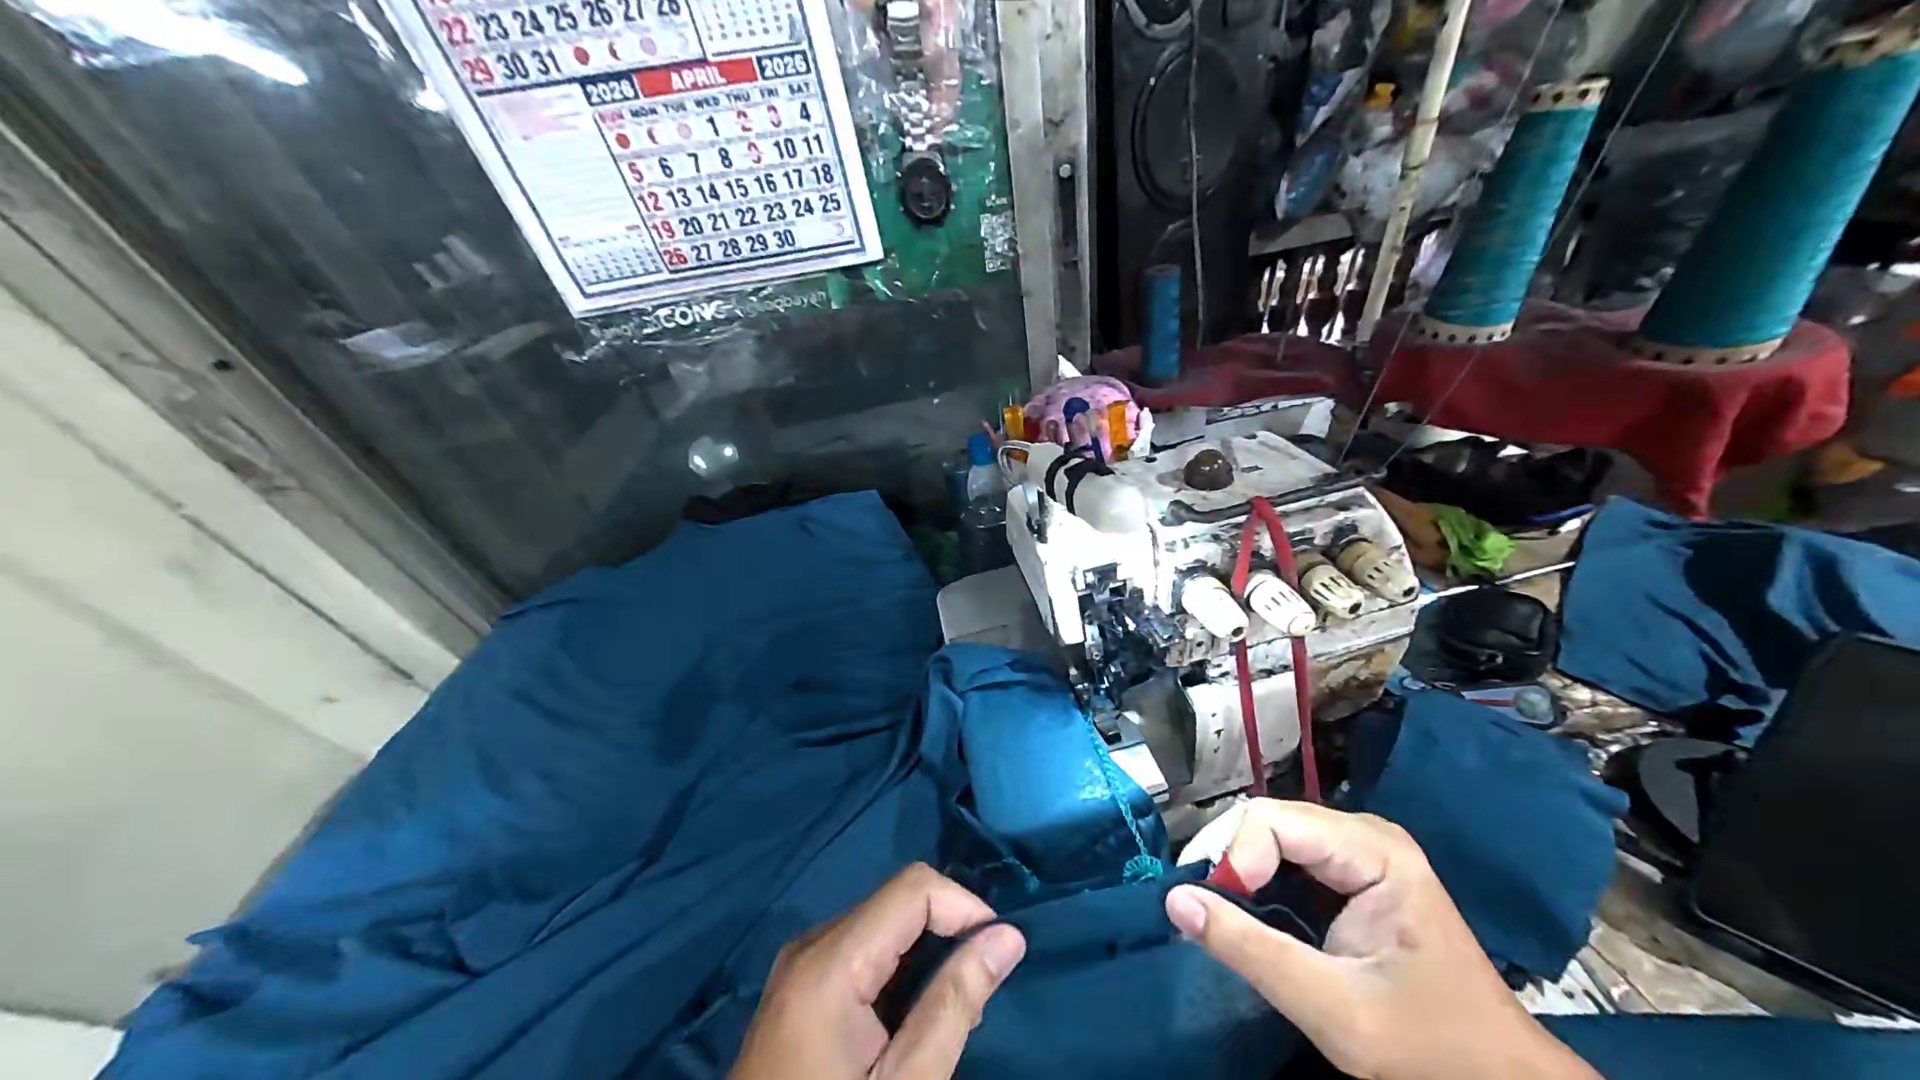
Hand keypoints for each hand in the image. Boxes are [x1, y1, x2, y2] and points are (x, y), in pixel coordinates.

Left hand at [729, 863, 1026, 1079]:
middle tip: (978, 992)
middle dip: (949, 930)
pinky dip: (899, 965)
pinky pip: (861, 945)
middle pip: (897, 900)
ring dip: (927, 950)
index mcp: (830, 962)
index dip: (966, 907)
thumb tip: (1008, 937)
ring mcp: (800, 961)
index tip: (999, 953)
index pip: (914, 887)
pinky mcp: (799, 982)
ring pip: (883, 920)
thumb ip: (954, 1004)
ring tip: (949, 1010)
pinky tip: (911, 1016)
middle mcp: (811, 944)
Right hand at [1164, 801, 1599, 1079]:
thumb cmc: (1426, 1045)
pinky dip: (1257, 880)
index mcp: (1374, 851)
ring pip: (1270, 835)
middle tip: (1208, 913)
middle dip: (1229, 862)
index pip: (1271, 820)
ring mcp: (1358, 850)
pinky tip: (1250, 912)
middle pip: (1267, 821)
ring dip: (1239, 872)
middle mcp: (1364, 834)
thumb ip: (1250, 950)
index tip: (1218, 910)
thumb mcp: (1332, 1008)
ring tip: (1222, 915)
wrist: (1497, 1079)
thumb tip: (1174, 900)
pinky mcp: (1350, 870)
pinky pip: (1285, 855)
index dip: (1234, 857)